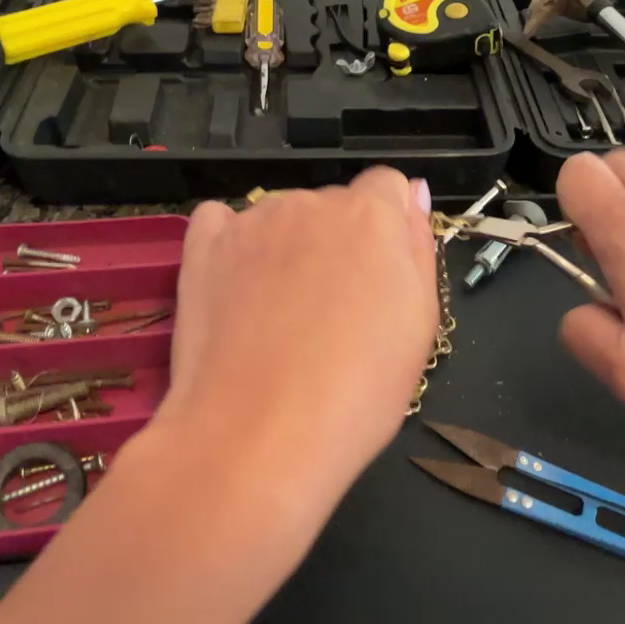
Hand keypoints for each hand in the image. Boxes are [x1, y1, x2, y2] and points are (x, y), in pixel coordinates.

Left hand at [148, 167, 437, 505]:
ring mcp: (253, 220)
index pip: (387, 187)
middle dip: (339, 242)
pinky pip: (223, 222)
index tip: (380, 274)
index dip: (388, 227)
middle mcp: (312, 202)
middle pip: (334, 205)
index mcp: (372, 216)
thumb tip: (414, 197)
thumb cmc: (357, 392)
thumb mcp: (419, 325)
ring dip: (289, 247)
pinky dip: (233, 243)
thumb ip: (419, 248)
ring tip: (281, 317)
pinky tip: (237, 289)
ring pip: (283, 217)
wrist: (258, 436)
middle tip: (333, 310)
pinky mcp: (204, 245)